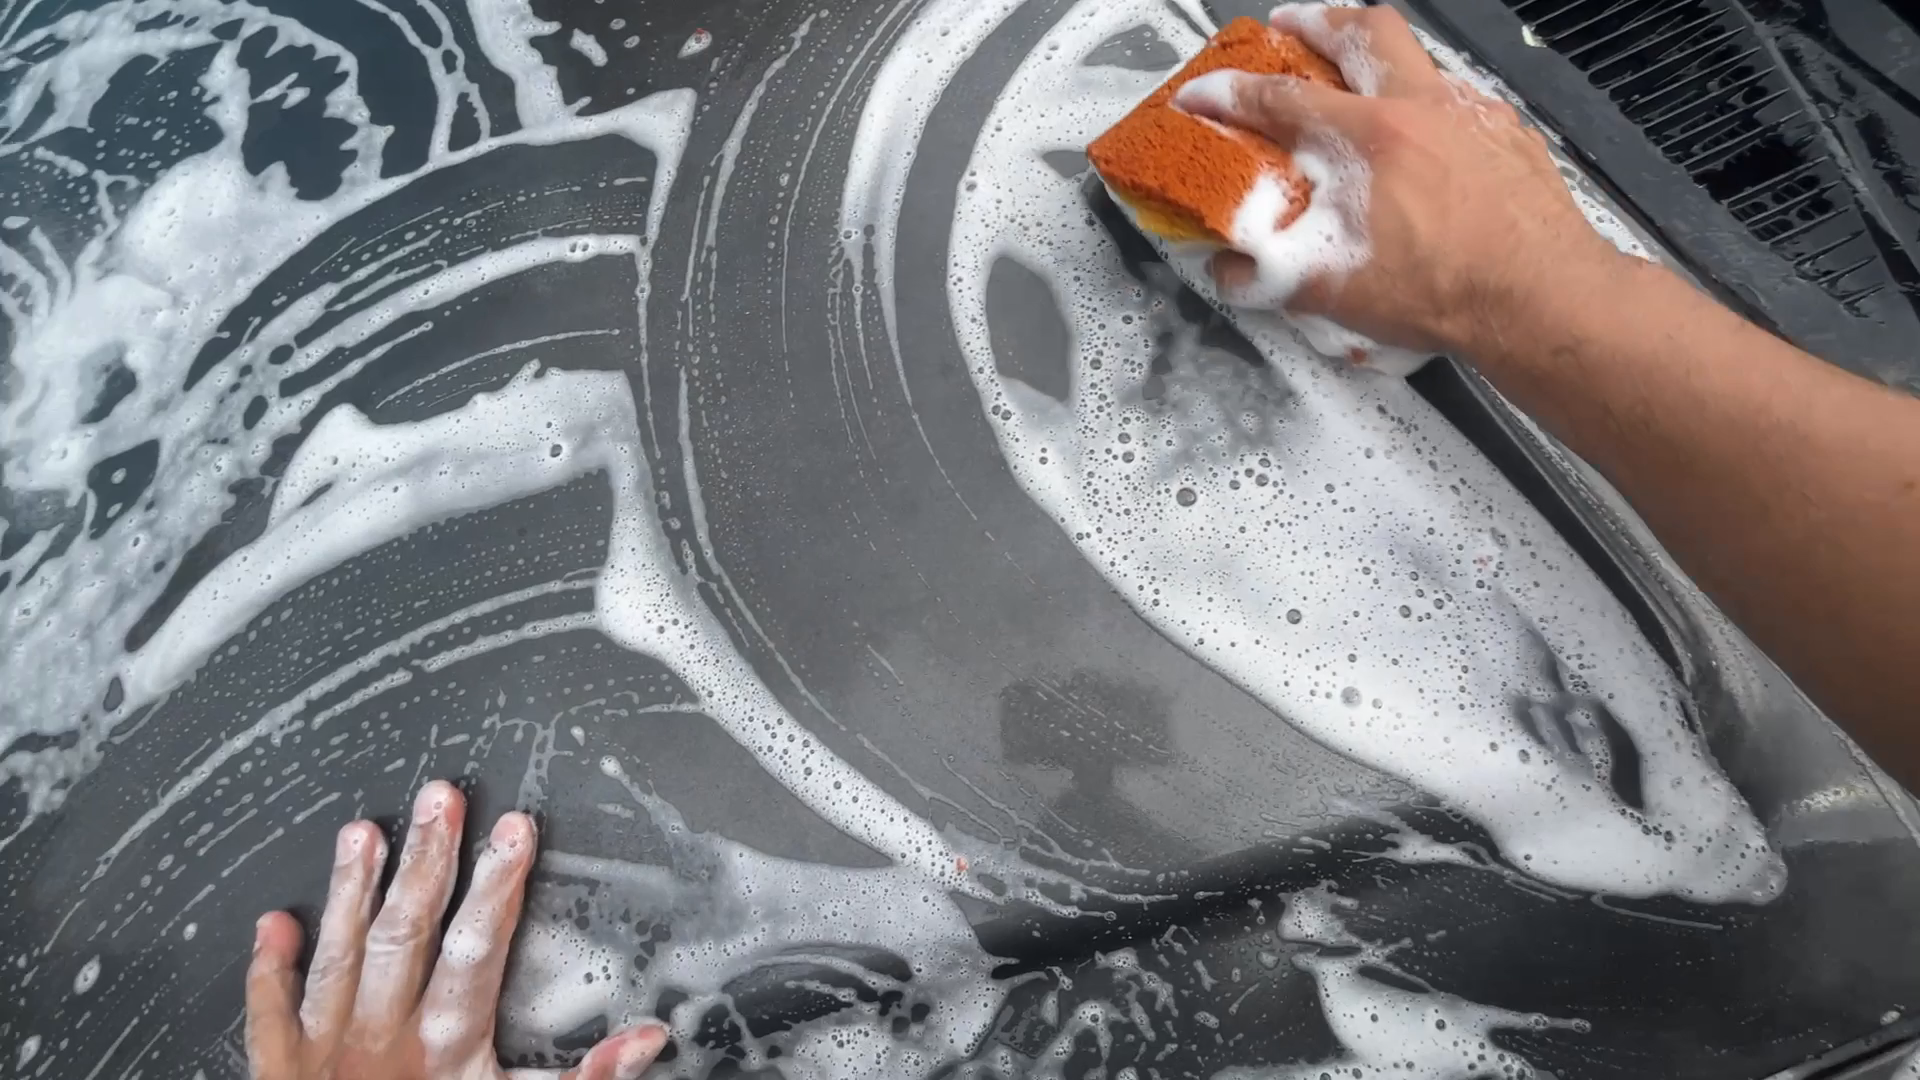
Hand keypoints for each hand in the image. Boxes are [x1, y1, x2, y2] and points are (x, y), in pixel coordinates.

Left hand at [245, 781, 667, 1078]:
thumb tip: (649, 1037)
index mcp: (445, 1048)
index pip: (478, 946)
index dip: (499, 883)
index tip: (515, 829)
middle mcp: (378, 1044)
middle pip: (405, 934)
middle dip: (428, 860)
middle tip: (440, 799)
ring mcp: (320, 1060)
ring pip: (339, 957)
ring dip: (351, 890)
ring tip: (363, 832)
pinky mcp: (279, 1077)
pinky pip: (267, 1019)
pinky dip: (269, 971)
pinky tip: (272, 923)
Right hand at [1174, 2, 1626, 356]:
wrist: (1535, 295)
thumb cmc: (1432, 290)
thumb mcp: (1326, 293)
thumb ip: (1261, 276)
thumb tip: (1226, 268)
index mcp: (1366, 139)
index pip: (1281, 100)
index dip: (1229, 94)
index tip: (1199, 93)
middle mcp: (1418, 106)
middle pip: (1361, 33)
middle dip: (1313, 22)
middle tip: (1284, 25)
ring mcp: (1469, 111)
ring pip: (1413, 53)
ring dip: (1369, 48)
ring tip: (1344, 65)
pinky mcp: (1506, 130)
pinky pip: (1451, 91)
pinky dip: (1415, 93)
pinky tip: (1408, 127)